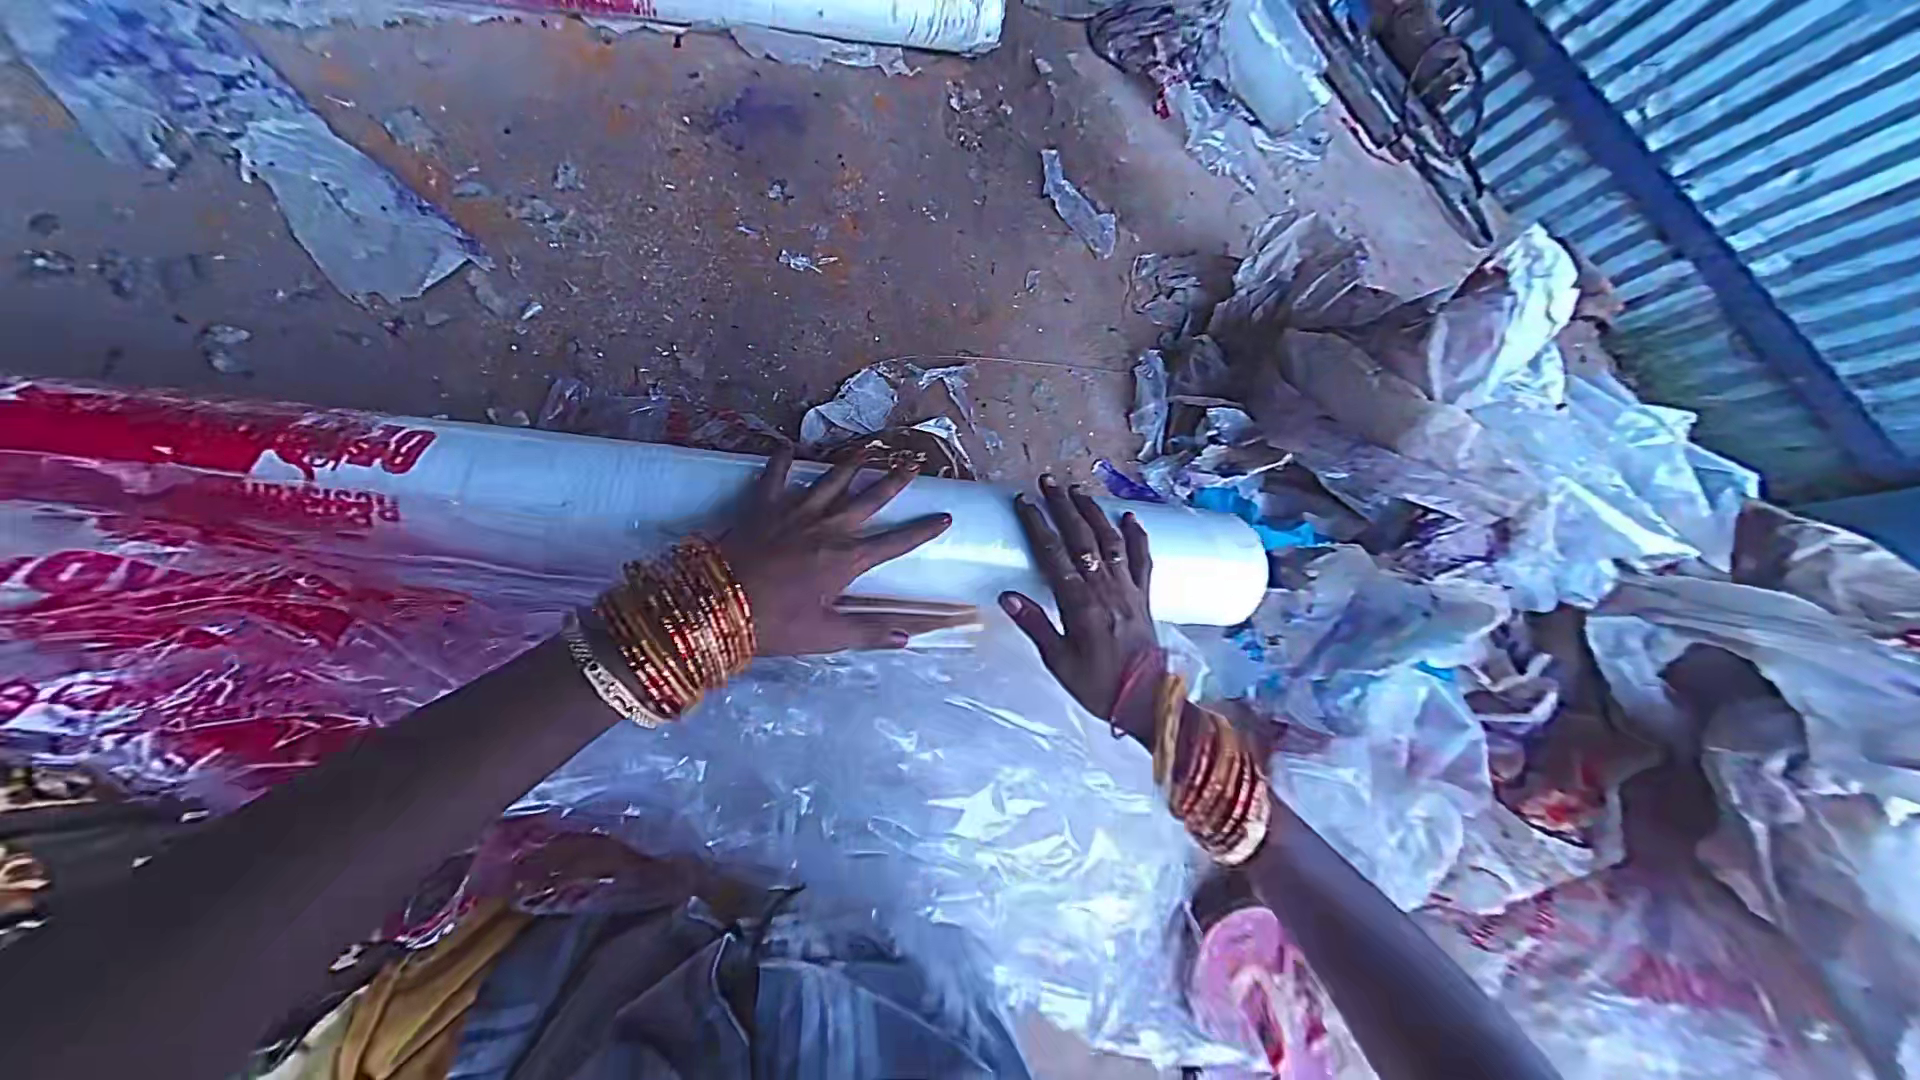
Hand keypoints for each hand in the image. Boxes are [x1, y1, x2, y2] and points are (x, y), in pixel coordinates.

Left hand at [721, 447, 973, 655]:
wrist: (714, 604)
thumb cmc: (774, 623)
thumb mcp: (825, 634)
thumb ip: (867, 633)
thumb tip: (906, 638)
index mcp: (846, 559)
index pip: (896, 542)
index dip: (923, 530)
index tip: (945, 517)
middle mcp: (827, 528)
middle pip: (869, 499)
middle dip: (894, 481)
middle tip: (913, 464)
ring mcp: (794, 513)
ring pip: (831, 481)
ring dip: (852, 463)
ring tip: (868, 448)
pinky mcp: (763, 507)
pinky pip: (774, 477)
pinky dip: (780, 462)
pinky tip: (786, 447)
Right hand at [999, 475, 1160, 739]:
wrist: (1147, 702)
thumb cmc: (1096, 685)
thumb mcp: (1058, 661)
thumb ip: (1034, 625)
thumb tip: (1006, 595)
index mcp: (1079, 604)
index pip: (1053, 555)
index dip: (1038, 525)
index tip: (1024, 502)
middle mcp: (1105, 589)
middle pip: (1082, 539)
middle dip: (1064, 507)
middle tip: (1048, 482)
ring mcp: (1129, 590)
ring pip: (1111, 541)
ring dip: (1094, 513)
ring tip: (1079, 490)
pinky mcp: (1145, 596)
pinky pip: (1143, 559)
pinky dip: (1137, 536)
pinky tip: (1129, 517)